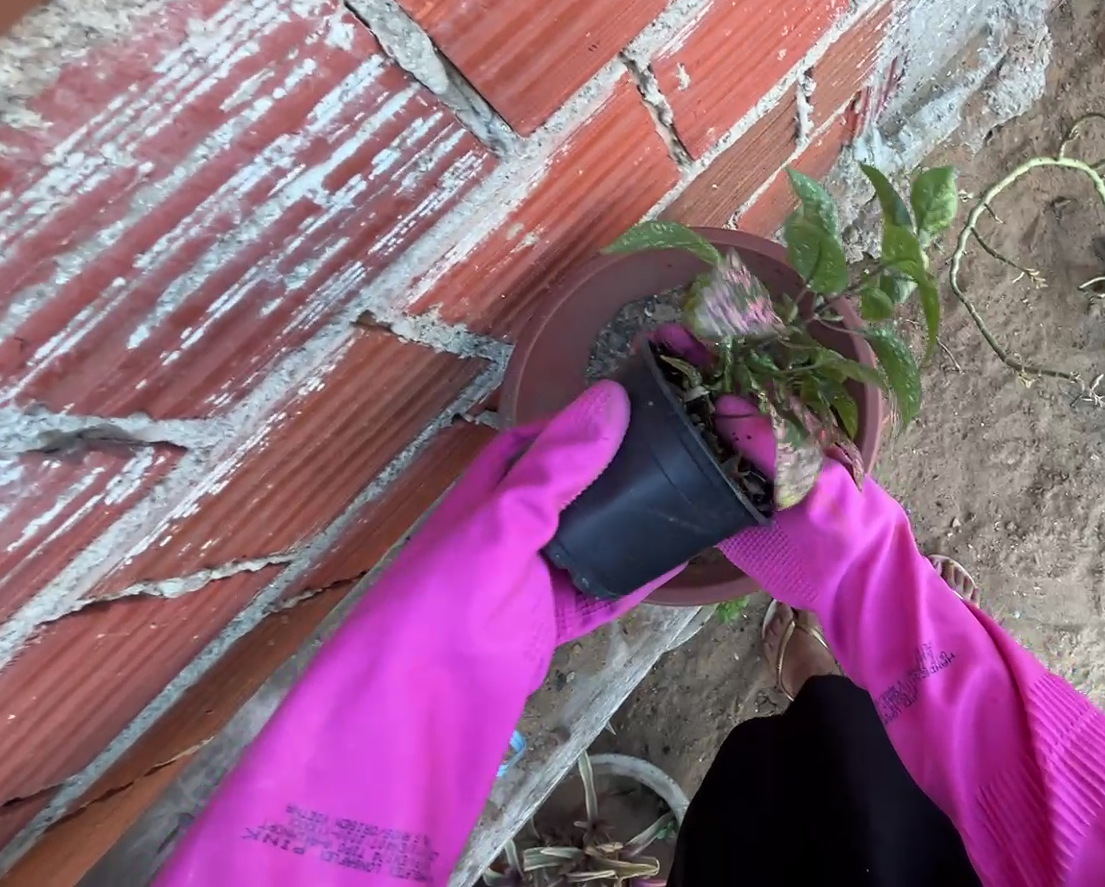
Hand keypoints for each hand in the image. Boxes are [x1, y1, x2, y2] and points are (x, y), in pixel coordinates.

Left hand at [361, 380, 672, 657]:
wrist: (420, 708)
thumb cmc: (451, 597)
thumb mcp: (506, 520)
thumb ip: (558, 465)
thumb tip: (614, 397)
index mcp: (489, 494)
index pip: (537, 442)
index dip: (579, 424)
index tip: (632, 410)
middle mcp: (513, 528)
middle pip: (574, 489)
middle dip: (616, 472)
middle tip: (673, 451)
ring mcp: (535, 575)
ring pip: (595, 539)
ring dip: (632, 524)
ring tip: (684, 496)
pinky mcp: (555, 616)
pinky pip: (606, 588)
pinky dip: (638, 576)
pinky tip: (676, 560)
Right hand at [646, 322, 911, 612]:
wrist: (846, 581)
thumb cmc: (846, 521)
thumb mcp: (819, 479)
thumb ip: (777, 443)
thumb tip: (725, 400)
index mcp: (784, 425)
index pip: (744, 378)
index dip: (714, 353)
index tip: (681, 331)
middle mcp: (755, 442)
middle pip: (712, 399)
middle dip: (682, 370)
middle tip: (646, 344)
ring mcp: (733, 473)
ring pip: (694, 436)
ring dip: (666, 411)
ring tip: (626, 385)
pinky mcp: (717, 507)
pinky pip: (685, 480)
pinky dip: (660, 463)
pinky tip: (629, 449)